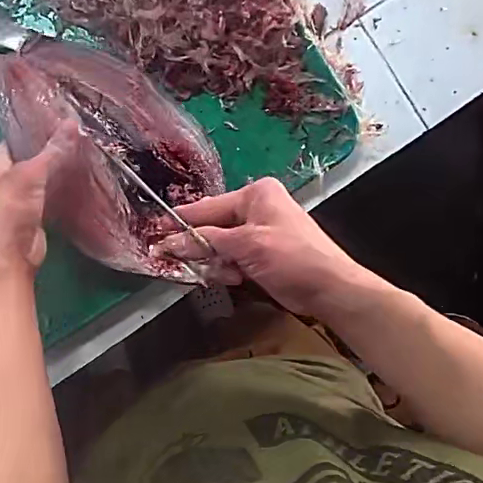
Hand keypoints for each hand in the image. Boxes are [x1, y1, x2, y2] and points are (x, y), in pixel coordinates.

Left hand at [0, 127, 71, 284]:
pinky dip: (58, 188)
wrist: (6, 260)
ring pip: (39, 175)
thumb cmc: (8, 213)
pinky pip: (45, 193)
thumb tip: (73, 122)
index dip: (41, 130)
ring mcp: (11, 196)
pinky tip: (78, 181)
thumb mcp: (31, 175)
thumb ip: (53, 150)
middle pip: (29, 156)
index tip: (69, 125)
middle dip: (53, 151)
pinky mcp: (26, 212)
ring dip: (57, 171)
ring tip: (85, 157)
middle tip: (82, 140)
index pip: (17, 137)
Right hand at [155, 178, 386, 317]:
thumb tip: (171, 241)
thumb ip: (206, 241)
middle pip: (213, 227)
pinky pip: (234, 258)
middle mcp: (257, 208)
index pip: (207, 207)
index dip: (180, 221)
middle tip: (187, 264)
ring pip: (221, 246)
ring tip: (229, 275)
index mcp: (256, 194)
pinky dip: (230, 269)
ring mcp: (261, 231)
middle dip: (204, 248)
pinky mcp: (263, 254)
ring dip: (219, 263)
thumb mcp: (246, 245)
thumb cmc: (292, 258)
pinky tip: (236, 279)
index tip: (153, 230)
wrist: (330, 288)